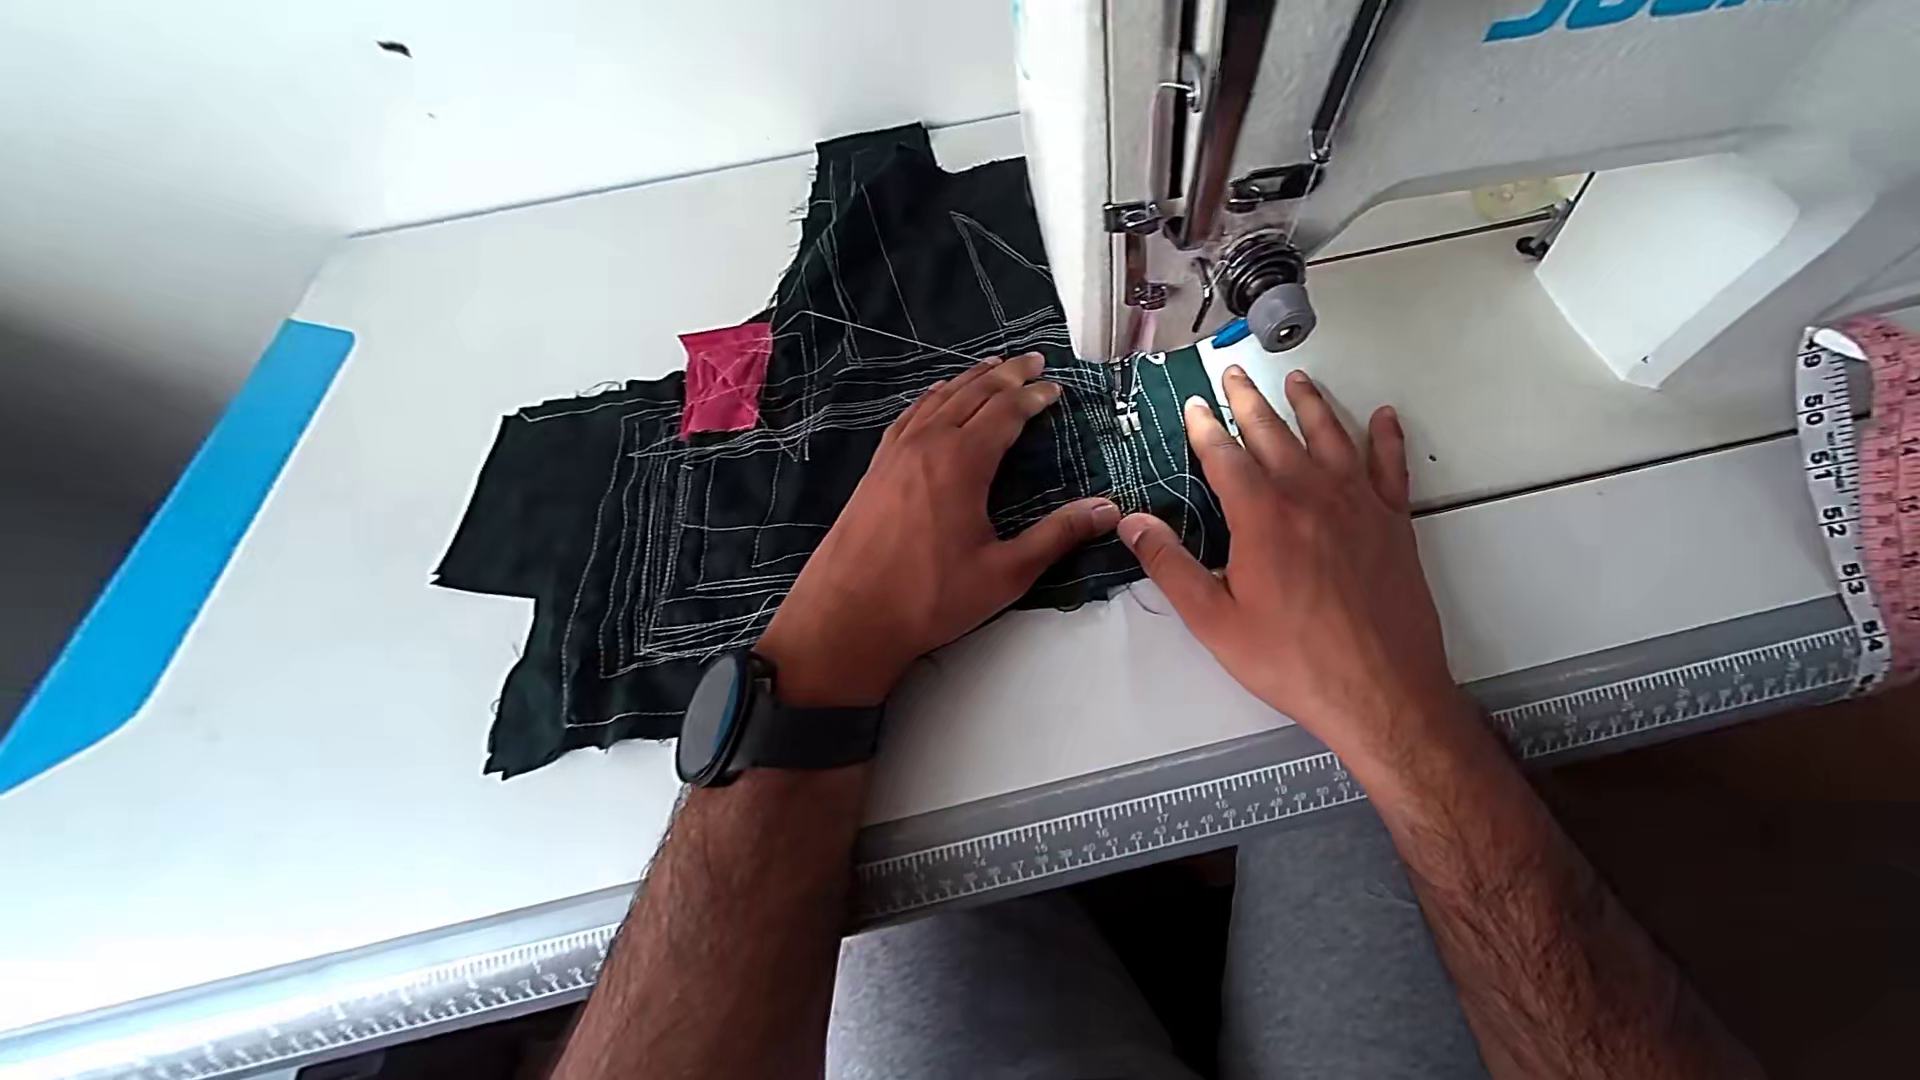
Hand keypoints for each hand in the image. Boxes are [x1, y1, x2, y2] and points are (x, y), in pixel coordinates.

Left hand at [757, 352, 1120, 706]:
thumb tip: (1107, 510)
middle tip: (1032, 360)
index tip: (1055, 388)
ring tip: (992, 368)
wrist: (848, 614)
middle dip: (1007, 375)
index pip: (1006, 412)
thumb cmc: (929, 597)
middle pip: (972, 394)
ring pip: (938, 399)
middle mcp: (927, 444)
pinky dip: (932, 399)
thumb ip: (1057, 536)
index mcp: (961, 461)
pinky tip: (936, 400)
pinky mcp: (875, 468)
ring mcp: (895, 453)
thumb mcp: (1005, 573)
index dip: (1034, 396)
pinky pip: (909, 417)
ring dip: (969, 380)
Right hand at [1118, 366, 1473, 769]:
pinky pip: (1390, 468)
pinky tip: (1383, 418)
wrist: (1380, 691)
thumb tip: (1130, 523)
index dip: (1204, 427)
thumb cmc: (1288, 657)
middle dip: (1249, 400)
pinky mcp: (1393, 525)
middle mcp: (1310, 497)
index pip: (1225, 455)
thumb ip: (1169, 564)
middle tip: (1234, 373)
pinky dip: (1386, 439)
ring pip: (1331, 438)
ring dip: (1310, 405)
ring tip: (1297, 379)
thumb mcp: (1211, 618)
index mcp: (1262, 516)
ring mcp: (1358, 506)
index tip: (1192, 405)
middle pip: (1275, 434)